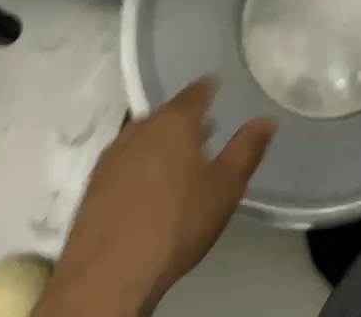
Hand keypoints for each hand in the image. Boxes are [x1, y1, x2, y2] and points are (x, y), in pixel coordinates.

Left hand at [39, 80, 275, 316]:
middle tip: (205, 129)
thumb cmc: (177, 222)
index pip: (195, 92)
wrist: (109, 274)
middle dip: (185, 119)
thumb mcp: (226, 187)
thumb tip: (267, 119)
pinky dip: (140, 164)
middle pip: (166, 114)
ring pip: (143, 137)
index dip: (209, 88)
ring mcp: (112, 156)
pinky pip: (125, 161)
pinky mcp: (94, 185)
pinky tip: (149, 187)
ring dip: (161, 142)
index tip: (218, 87)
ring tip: (179, 160)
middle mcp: (140, 129)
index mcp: (174, 122)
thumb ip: (247, 148)